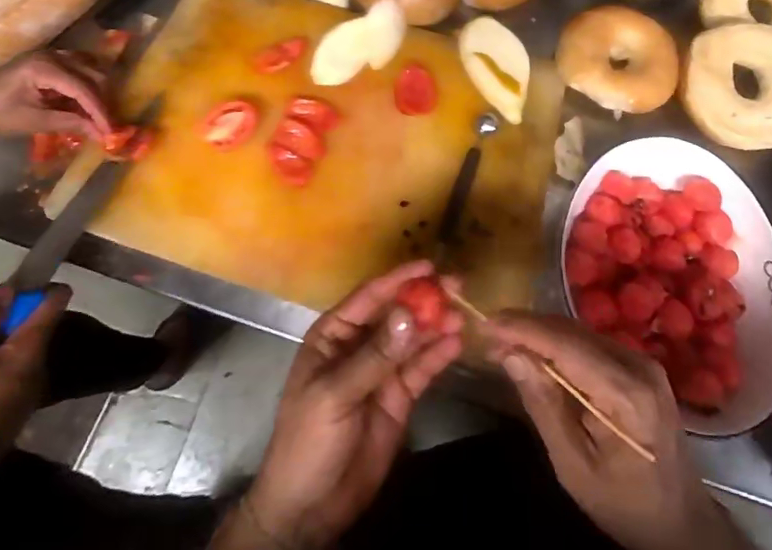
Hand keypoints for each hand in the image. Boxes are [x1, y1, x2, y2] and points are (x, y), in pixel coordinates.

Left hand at [0, 52, 113, 139]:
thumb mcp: (30, 121)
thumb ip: (68, 122)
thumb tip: (100, 133)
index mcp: (46, 67)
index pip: (85, 89)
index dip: (101, 111)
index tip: (112, 131)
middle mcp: (53, 55)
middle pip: (92, 75)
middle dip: (102, 101)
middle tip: (107, 126)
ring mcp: (49, 57)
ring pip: (88, 71)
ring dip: (96, 93)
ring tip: (99, 117)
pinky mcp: (45, 64)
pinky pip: (76, 72)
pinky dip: (84, 88)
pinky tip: (84, 107)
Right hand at [0, 284, 65, 500]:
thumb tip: (9, 288)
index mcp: (29, 353)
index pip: (54, 305)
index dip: (44, 286)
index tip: (27, 276)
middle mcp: (40, 371)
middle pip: (37, 330)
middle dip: (13, 321)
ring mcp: (29, 396)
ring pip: (23, 356)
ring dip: (1, 348)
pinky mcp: (14, 416)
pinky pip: (13, 378)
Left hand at [217, 261, 464, 549]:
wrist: (310, 506)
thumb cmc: (308, 439)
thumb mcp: (336, 394)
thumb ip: (375, 355)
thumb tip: (409, 313)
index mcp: (333, 335)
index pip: (369, 298)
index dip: (398, 279)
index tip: (428, 266)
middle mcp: (359, 346)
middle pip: (396, 314)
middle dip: (424, 300)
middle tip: (456, 286)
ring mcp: (381, 371)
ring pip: (412, 339)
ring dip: (436, 325)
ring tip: (463, 314)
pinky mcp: (399, 397)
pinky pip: (421, 369)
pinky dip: (438, 355)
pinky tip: (457, 342)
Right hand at [484, 313, 747, 549]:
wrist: (679, 520)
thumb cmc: (623, 503)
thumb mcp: (573, 467)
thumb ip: (544, 406)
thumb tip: (511, 355)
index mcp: (626, 394)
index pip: (566, 344)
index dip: (524, 328)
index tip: (487, 323)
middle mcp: (638, 365)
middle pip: (572, 332)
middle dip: (527, 328)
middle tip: (489, 336)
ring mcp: (643, 362)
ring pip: (580, 333)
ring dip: (541, 334)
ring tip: (505, 344)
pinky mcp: (640, 366)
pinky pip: (591, 343)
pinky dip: (559, 344)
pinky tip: (538, 354)